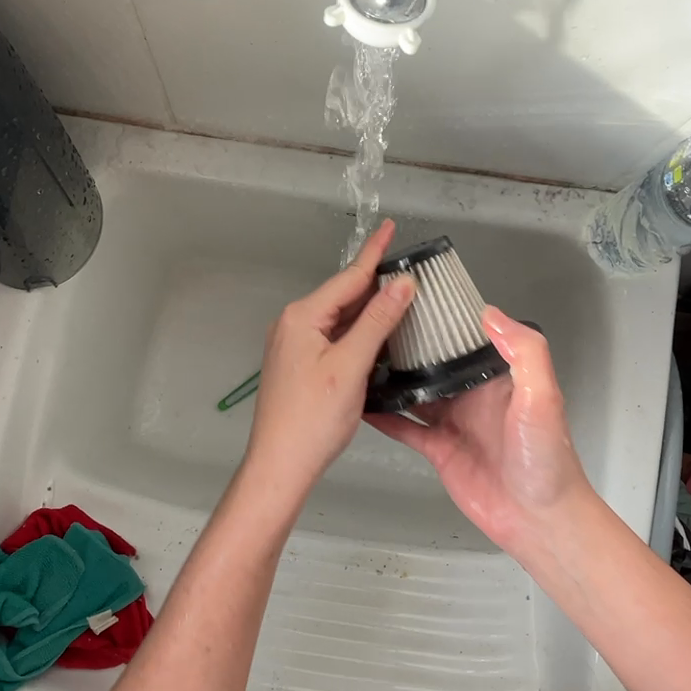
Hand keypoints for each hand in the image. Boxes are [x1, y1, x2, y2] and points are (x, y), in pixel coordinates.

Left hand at [245, 220, 415, 486]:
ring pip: (339, 319)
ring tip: (403, 296)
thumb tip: (402, 283)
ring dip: (369, 310)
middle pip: (343, 296)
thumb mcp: (350, 366)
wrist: (280, 465)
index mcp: (302, 317)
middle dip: (375, 282)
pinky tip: (379, 335)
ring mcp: (294, 346)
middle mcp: (294, 324)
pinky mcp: (300, 366)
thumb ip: (376, 322)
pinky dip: (358, 334)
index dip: (374, 253)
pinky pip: (334, 339)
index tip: (391, 226)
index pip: (348, 278)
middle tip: (410, 268)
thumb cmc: (314, 418)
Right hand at [365, 309, 600, 566]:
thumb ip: (524, 352)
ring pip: (416, 393)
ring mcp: (454, 423)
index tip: (415, 300)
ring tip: (361, 360)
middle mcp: (474, 396)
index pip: (467, 340)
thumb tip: (490, 313)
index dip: (445, 321)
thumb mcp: (543, 397)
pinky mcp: (439, 450)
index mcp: (499, 378)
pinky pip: (407, 428)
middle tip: (375, 327)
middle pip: (435, 364)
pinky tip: (364, 405)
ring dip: (393, 380)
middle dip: (410, 348)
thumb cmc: (547, 459)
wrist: (538, 519)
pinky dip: (385, 417)